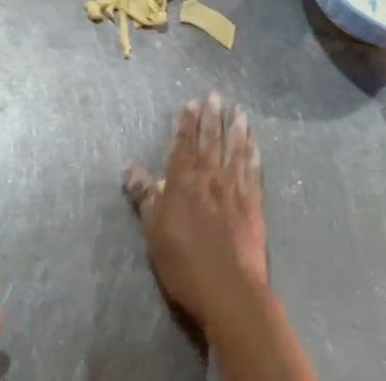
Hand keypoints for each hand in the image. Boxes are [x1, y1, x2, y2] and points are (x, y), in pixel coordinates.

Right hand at [123, 93, 267, 331]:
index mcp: (184, 180)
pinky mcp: (255, 205)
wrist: (229, 290)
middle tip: (216, 96)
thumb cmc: (184, 262)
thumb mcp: (154, 231)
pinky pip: (254, 171)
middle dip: (213, 117)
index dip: (187, 123)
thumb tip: (130, 169)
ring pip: (237, 150)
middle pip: (212, 140)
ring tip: (239, 111)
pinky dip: (254, 154)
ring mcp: (236, 189)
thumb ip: (146, 197)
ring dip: (237, 129)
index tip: (191, 104)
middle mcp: (211, 176)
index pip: (185, 143)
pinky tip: (255, 145)